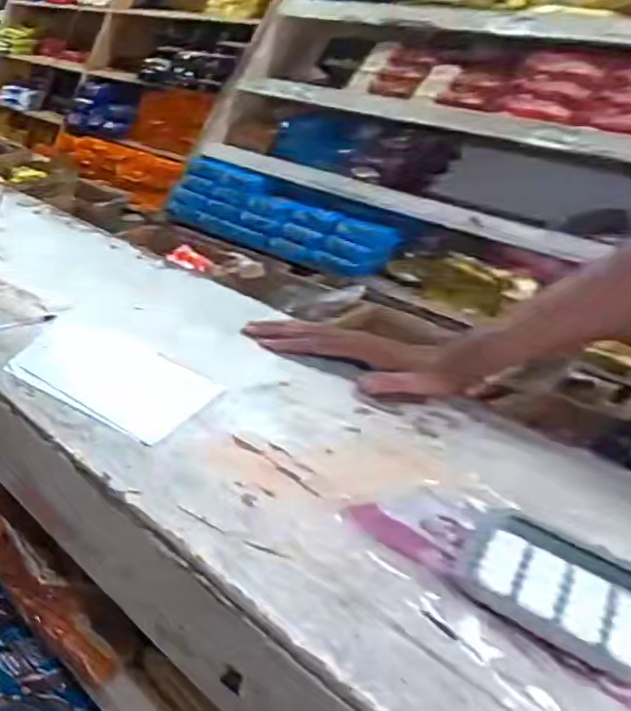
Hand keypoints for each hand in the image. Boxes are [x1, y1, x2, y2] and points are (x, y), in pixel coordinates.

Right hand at [244, 320, 469, 402]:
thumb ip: (394, 385)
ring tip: (258, 325)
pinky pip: (320, 331)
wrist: (463, 361)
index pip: (321, 345)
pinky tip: (290, 330)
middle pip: (310, 331)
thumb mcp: (425, 386)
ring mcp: (357, 337)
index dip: (293, 344)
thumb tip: (359, 386)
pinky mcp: (358, 340)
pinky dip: (299, 329)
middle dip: (278, 329)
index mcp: (366, 349)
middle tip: (248, 328)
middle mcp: (356, 338)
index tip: (265, 343)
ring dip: (284, 326)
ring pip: (313, 328)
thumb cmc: (443, 378)